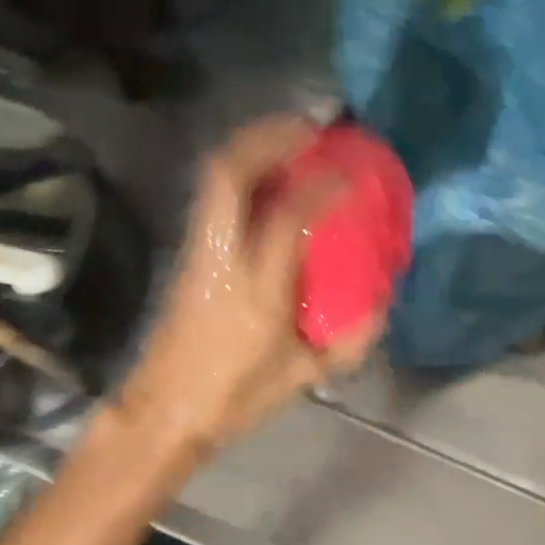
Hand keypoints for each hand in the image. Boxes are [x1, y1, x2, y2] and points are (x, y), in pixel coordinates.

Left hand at [120, 116, 383, 448]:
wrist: (166, 412)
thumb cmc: (235, 399)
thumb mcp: (301, 377)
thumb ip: (346, 341)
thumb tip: (379, 308)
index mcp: (257, 288)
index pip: (289, 215)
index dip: (323, 185)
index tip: (352, 174)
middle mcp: (222, 257)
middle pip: (231, 170)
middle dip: (271, 137)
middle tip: (311, 132)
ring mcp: (199, 252)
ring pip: (215, 178)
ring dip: (253, 149)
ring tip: (292, 147)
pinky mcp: (188, 258)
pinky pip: (213, 199)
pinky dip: (241, 177)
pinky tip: (268, 187)